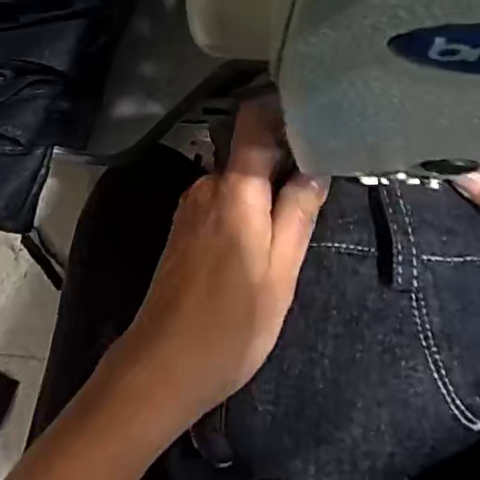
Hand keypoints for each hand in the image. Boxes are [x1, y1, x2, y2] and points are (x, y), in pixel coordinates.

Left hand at [111, 97, 328, 417]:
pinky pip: (225, 200)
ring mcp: (192, 207)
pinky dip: (248, 207)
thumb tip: (316, 167)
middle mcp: (207, 185)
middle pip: (250, 151)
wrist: (159, 370)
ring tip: (297, 215)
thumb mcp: (281, 271)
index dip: (283, 109)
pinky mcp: (185, 229)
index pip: (254, 120)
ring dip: (267, 190)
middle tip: (320, 181)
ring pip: (239, 180)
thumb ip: (299, 212)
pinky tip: (263, 238)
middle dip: (285, 160)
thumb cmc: (230, 323)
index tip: (316, 116)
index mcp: (234, 188)